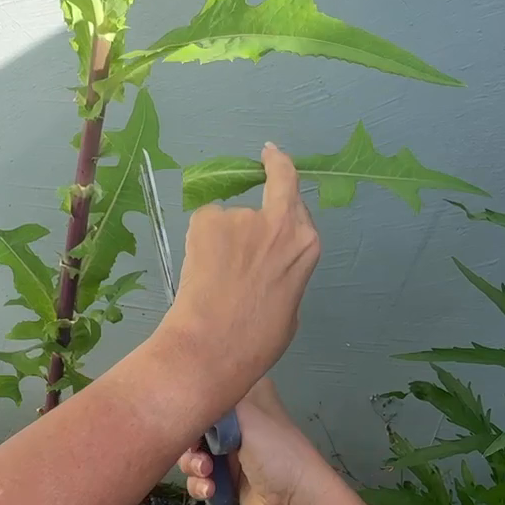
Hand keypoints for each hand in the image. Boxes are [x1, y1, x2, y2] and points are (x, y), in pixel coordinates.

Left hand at [157, 143, 321, 394]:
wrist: (211, 347)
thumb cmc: (256, 342)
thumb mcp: (290, 305)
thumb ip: (286, 270)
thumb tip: (270, 263)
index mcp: (305, 246)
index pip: (297, 193)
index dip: (283, 173)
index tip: (272, 156)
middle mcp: (280, 223)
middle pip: (274, 187)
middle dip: (263, 185)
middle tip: (247, 204)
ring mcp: (242, 217)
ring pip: (233, 216)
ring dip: (225, 235)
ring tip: (215, 274)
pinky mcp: (208, 219)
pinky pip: (206, 223)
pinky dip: (202, 241)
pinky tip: (199, 269)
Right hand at [178, 379, 342, 504]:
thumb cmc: (276, 453)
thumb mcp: (246, 416)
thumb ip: (214, 401)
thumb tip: (188, 392)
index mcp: (248, 398)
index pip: (210, 394)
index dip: (194, 408)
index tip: (186, 422)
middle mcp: (239, 422)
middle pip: (196, 426)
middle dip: (191, 444)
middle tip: (200, 456)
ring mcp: (233, 453)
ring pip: (194, 454)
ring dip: (194, 467)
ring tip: (207, 476)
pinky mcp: (228, 481)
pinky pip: (201, 480)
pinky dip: (200, 486)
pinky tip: (211, 492)